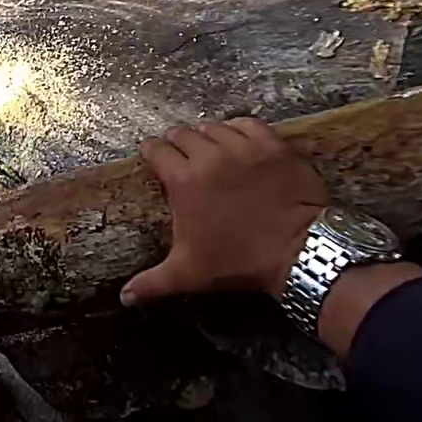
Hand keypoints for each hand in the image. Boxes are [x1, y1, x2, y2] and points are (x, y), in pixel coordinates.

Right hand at [124, 118, 421, 356]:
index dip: (150, 151)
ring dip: (205, 134)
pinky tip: (235, 137)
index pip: (156, 150)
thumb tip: (124, 298)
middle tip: (179, 154)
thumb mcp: (189, 273)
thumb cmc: (238, 261)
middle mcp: (208, 155)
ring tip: (207, 145)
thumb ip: (152, 282)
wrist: (298, 251)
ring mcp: (242, 146)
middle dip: (176, 142)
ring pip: (213, 126)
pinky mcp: (271, 144)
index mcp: (183, 179)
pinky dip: (236, 127)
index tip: (151, 155)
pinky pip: (246, 123)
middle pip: (183, 134)